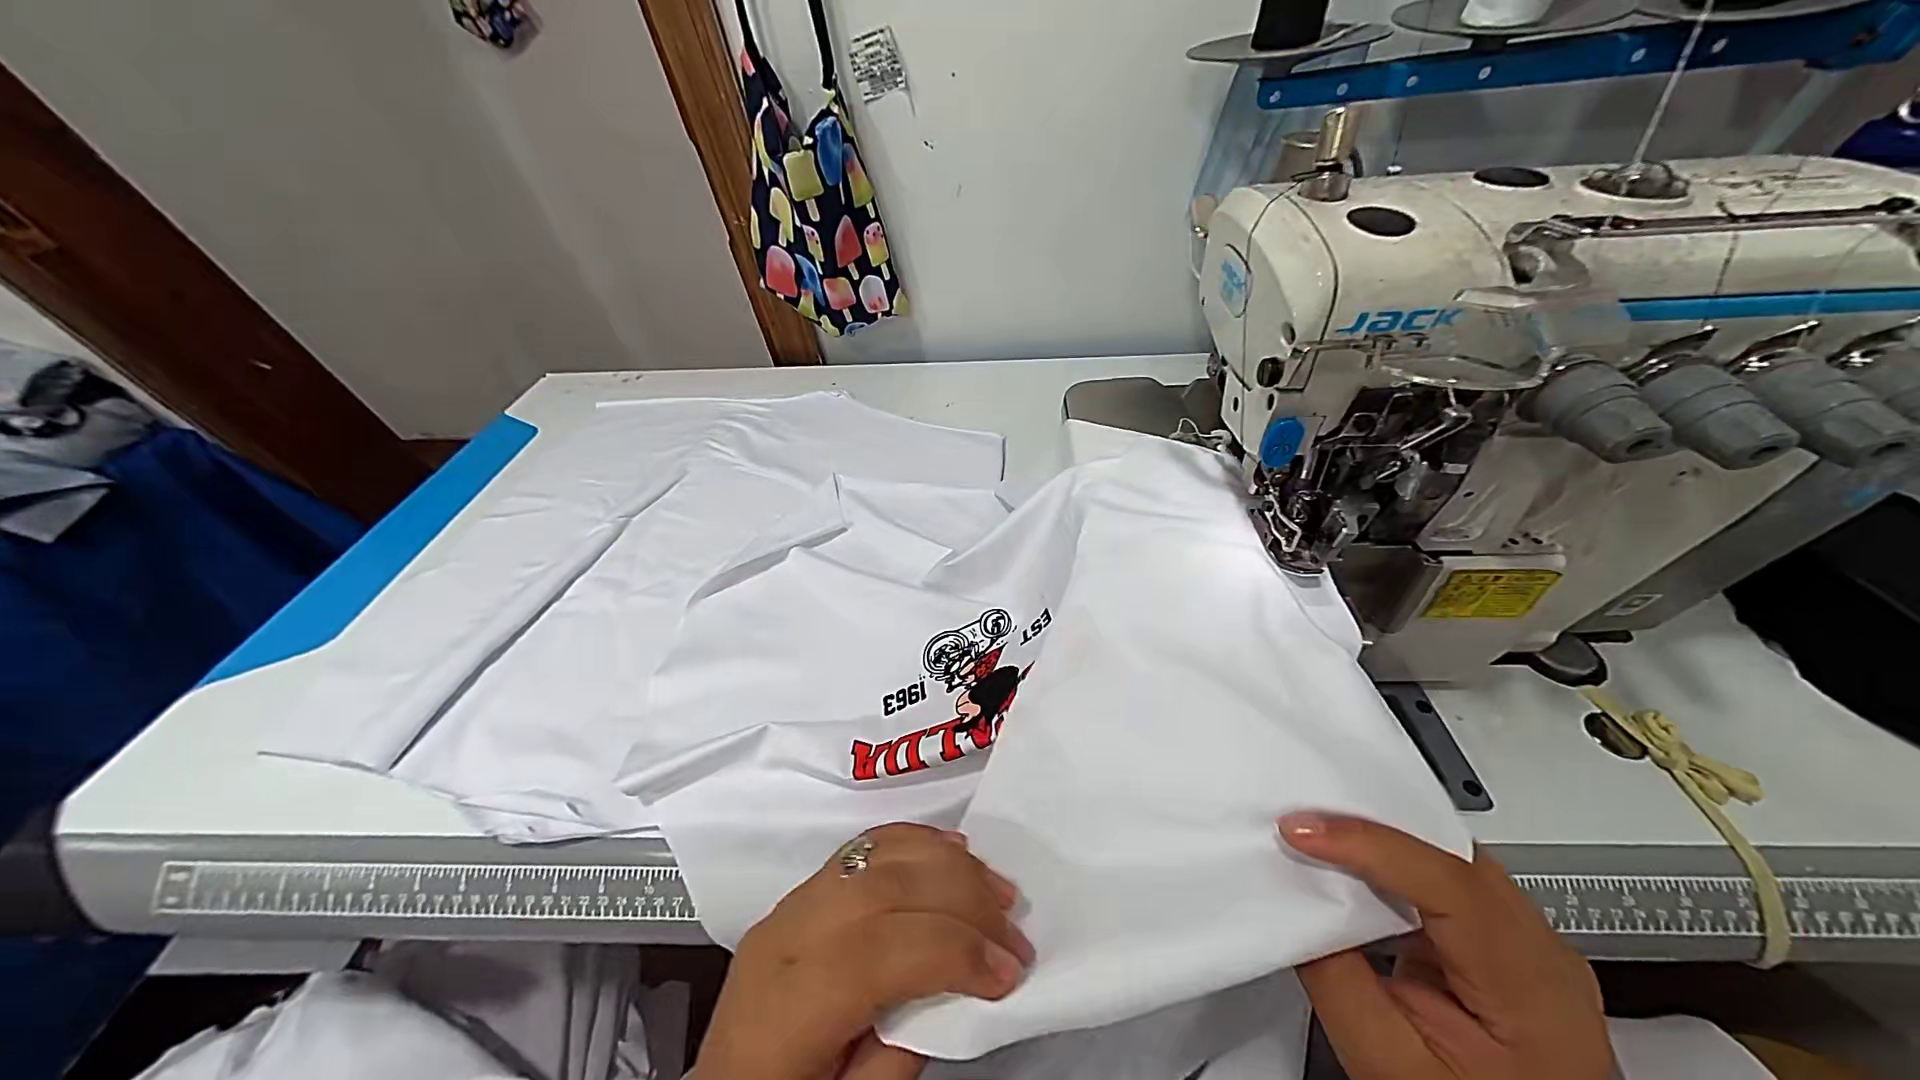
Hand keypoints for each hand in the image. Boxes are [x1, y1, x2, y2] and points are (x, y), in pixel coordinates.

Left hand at [696, 823, 1033, 1079]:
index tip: (1008, 973)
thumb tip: (957, 985)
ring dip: (947, 864)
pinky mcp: (803, 890)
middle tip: (1013, 933)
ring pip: (877, 854)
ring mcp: (791, 904)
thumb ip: (903, 1043)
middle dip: (963, 900)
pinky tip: (952, 852)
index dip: (954, 951)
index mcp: (787, 1007)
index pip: (880, 949)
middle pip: (884, 887)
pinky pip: (862, 846)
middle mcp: (785, 938)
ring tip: (996, 891)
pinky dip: (914, 842)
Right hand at [1279, 813, 1613, 1079]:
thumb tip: (1297, 899)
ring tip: (1320, 838)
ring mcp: (1531, 943)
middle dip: (1372, 827)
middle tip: (1304, 820)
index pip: (1450, 883)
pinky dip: (1394, 863)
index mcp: (1531, 988)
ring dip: (1381, 840)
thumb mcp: (1388, 1060)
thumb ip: (1336, 978)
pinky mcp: (1504, 940)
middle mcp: (1544, 953)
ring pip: (1450, 856)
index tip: (1301, 832)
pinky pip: (1446, 876)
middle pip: (1454, 856)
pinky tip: (1356, 867)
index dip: (1368, 844)